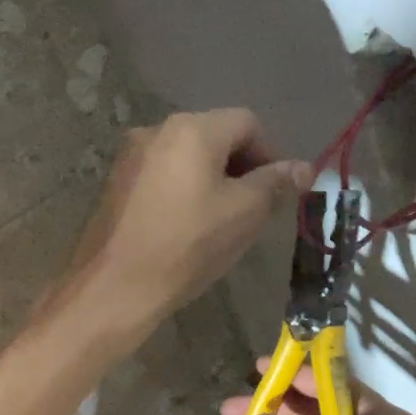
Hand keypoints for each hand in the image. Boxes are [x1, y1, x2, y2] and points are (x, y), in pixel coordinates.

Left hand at [56, 109, 312, 348]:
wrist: (111, 291)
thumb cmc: (184, 247)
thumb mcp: (243, 215)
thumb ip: (275, 185)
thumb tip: (304, 168)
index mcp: (190, 127)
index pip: (247, 124)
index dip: (271, 154)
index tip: (280, 193)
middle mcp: (154, 132)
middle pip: (212, 139)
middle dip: (238, 170)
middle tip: (252, 212)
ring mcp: (127, 162)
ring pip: (183, 163)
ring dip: (208, 185)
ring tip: (219, 226)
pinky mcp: (111, 192)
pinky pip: (158, 184)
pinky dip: (179, 199)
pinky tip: (184, 233)